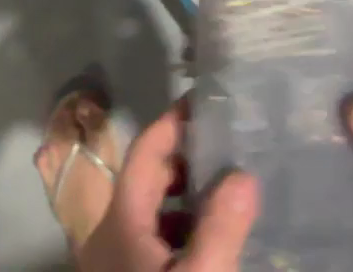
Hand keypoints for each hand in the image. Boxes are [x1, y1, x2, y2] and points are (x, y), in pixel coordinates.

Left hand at [77, 101, 259, 271]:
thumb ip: (220, 226)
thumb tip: (243, 174)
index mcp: (119, 219)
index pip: (145, 150)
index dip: (174, 120)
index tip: (207, 97)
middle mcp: (110, 232)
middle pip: (150, 177)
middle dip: (189, 157)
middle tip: (232, 144)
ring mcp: (117, 259)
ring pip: (155, 210)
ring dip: (190, 195)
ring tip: (233, 188)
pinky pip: (159, 239)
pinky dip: (187, 226)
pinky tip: (217, 233)